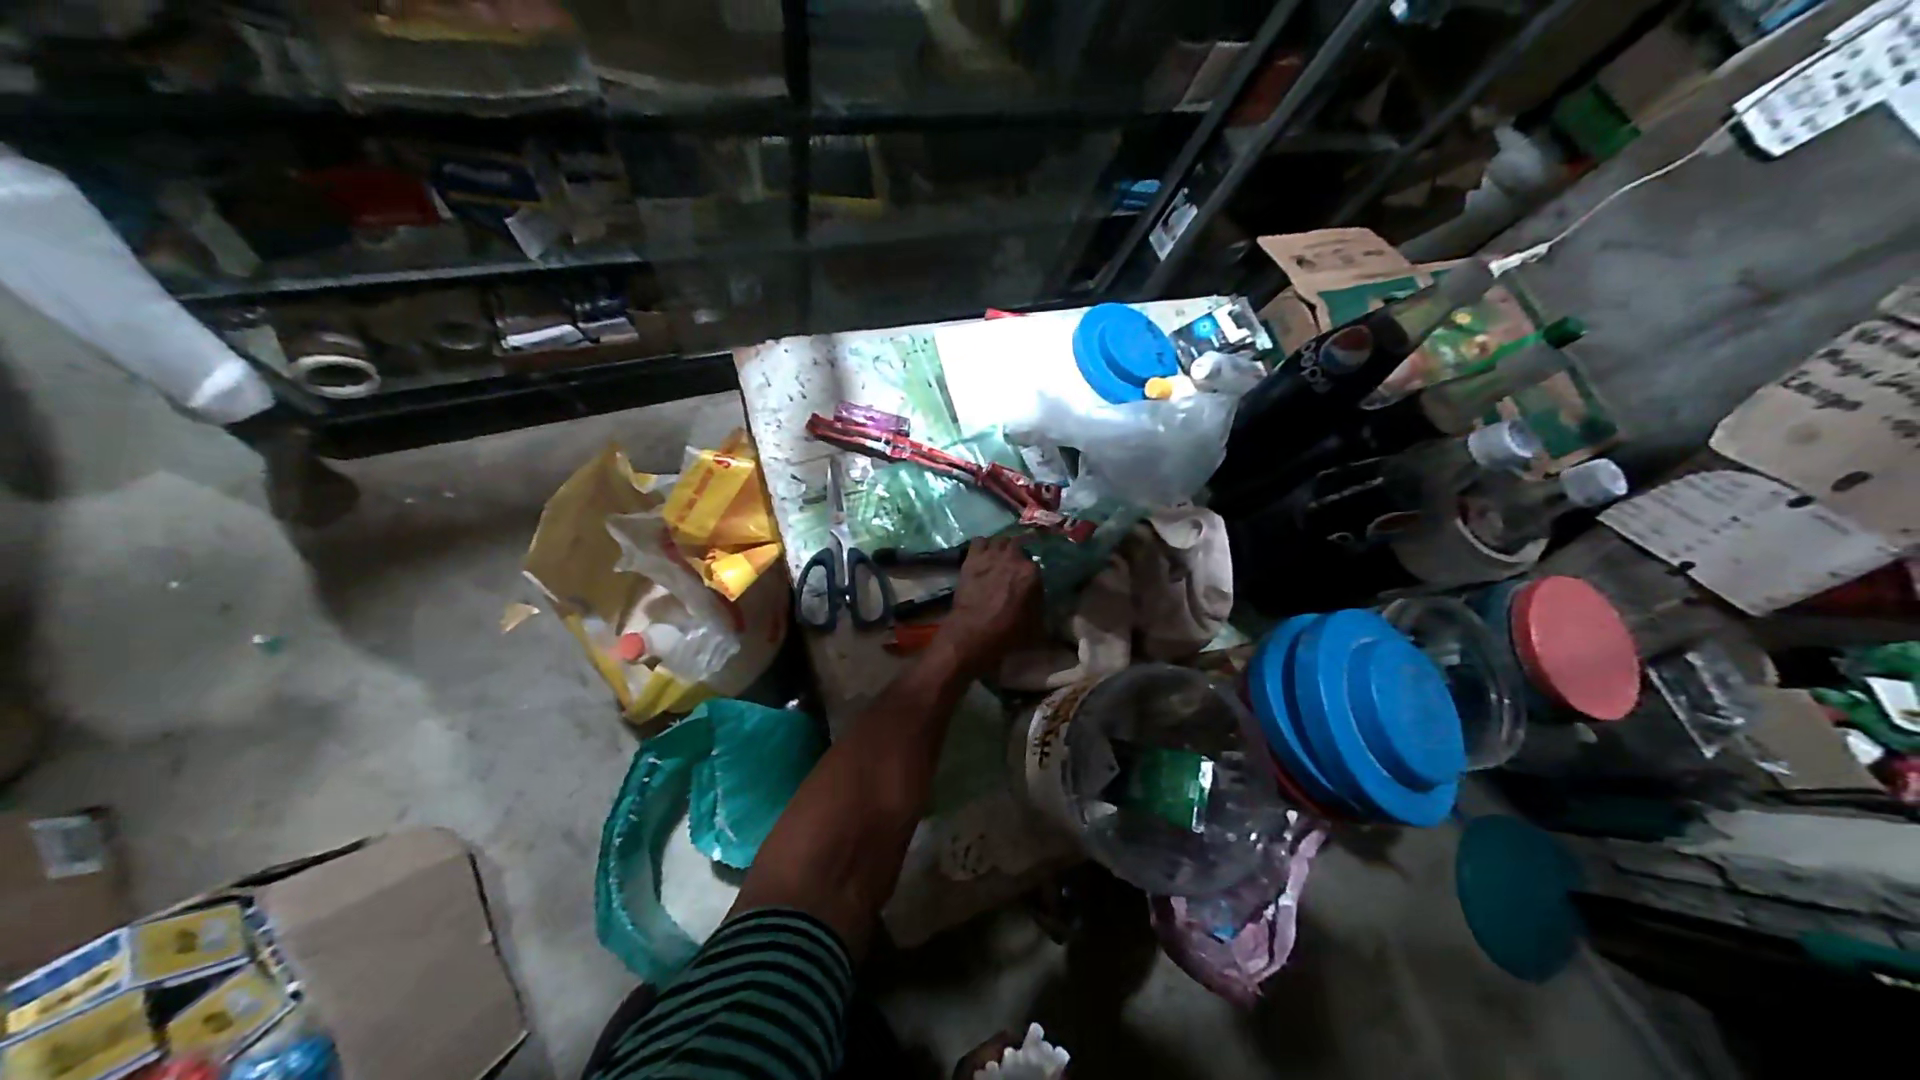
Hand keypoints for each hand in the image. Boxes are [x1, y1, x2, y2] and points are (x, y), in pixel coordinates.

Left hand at [936, 537, 1040, 674]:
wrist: (975, 630)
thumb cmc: (1008, 631)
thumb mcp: (1036, 625)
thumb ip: (1041, 608)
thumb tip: (1042, 606)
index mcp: (1032, 572)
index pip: (1035, 562)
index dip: (1030, 572)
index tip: (1026, 580)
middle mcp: (1013, 557)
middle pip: (1018, 544)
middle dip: (1016, 553)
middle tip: (1011, 567)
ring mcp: (991, 555)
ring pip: (999, 540)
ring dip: (1000, 547)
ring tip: (996, 558)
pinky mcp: (972, 558)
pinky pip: (979, 541)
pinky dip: (981, 546)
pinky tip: (981, 556)